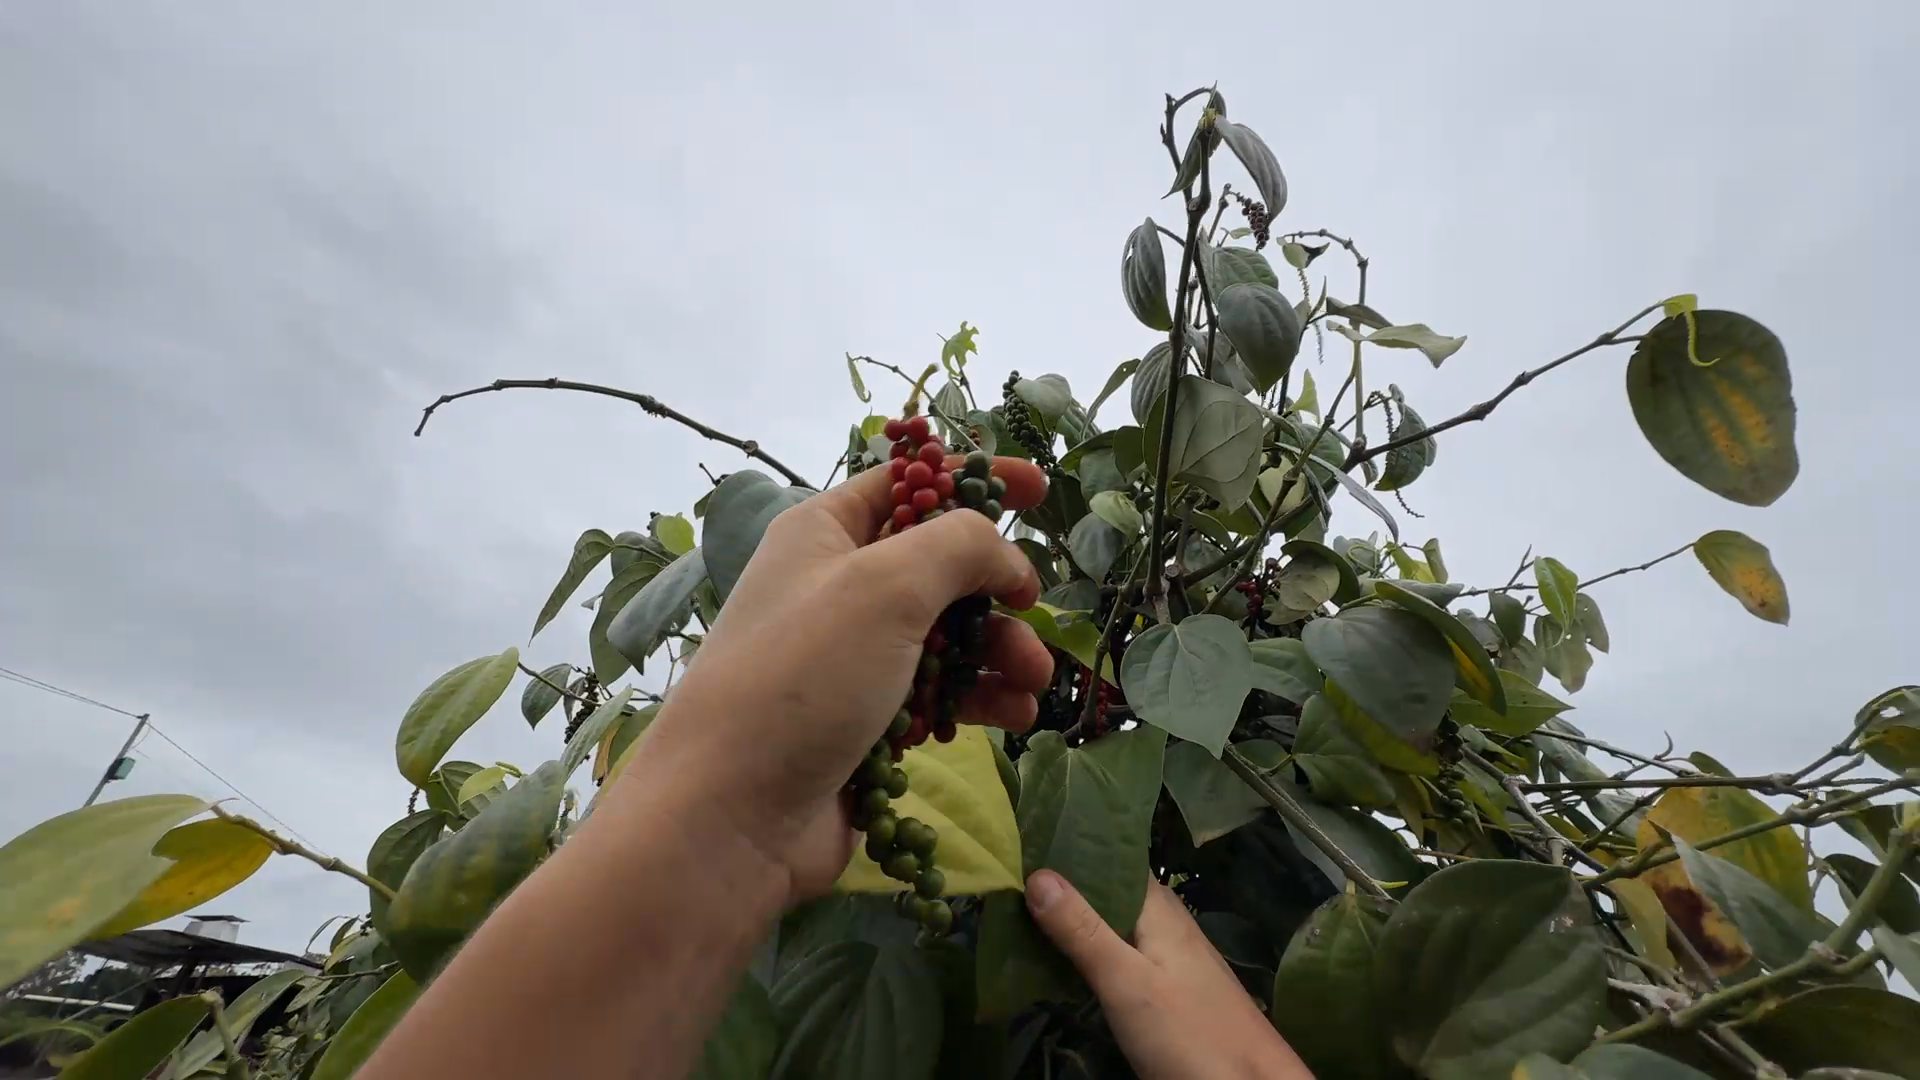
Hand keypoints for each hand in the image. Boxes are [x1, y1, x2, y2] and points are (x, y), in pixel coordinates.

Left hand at [615, 455, 1053, 900]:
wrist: (732, 817)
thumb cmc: (805, 675)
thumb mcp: (885, 586)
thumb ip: (960, 547)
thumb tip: (1008, 562)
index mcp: (828, 531)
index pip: (911, 482)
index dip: (974, 477)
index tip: (1038, 488)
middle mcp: (841, 586)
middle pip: (940, 563)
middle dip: (996, 584)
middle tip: (1032, 604)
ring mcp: (856, 655)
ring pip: (951, 633)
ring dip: (1000, 649)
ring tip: (1031, 678)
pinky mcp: (873, 717)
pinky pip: (942, 692)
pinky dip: (980, 697)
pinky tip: (1014, 714)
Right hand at [1026, 870, 1314, 1079]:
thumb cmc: (1191, 1032)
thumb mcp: (1127, 981)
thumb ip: (1082, 930)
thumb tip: (1036, 872)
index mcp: (1155, 903)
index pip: (1105, 855)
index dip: (1065, 846)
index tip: (1019, 839)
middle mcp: (1160, 918)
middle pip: (1103, 888)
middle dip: (1061, 883)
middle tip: (1008, 875)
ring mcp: (1164, 953)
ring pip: (1108, 920)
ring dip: (1071, 917)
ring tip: (1019, 908)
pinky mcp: (1163, 986)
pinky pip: (1116, 950)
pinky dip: (1086, 947)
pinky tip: (1059, 954)